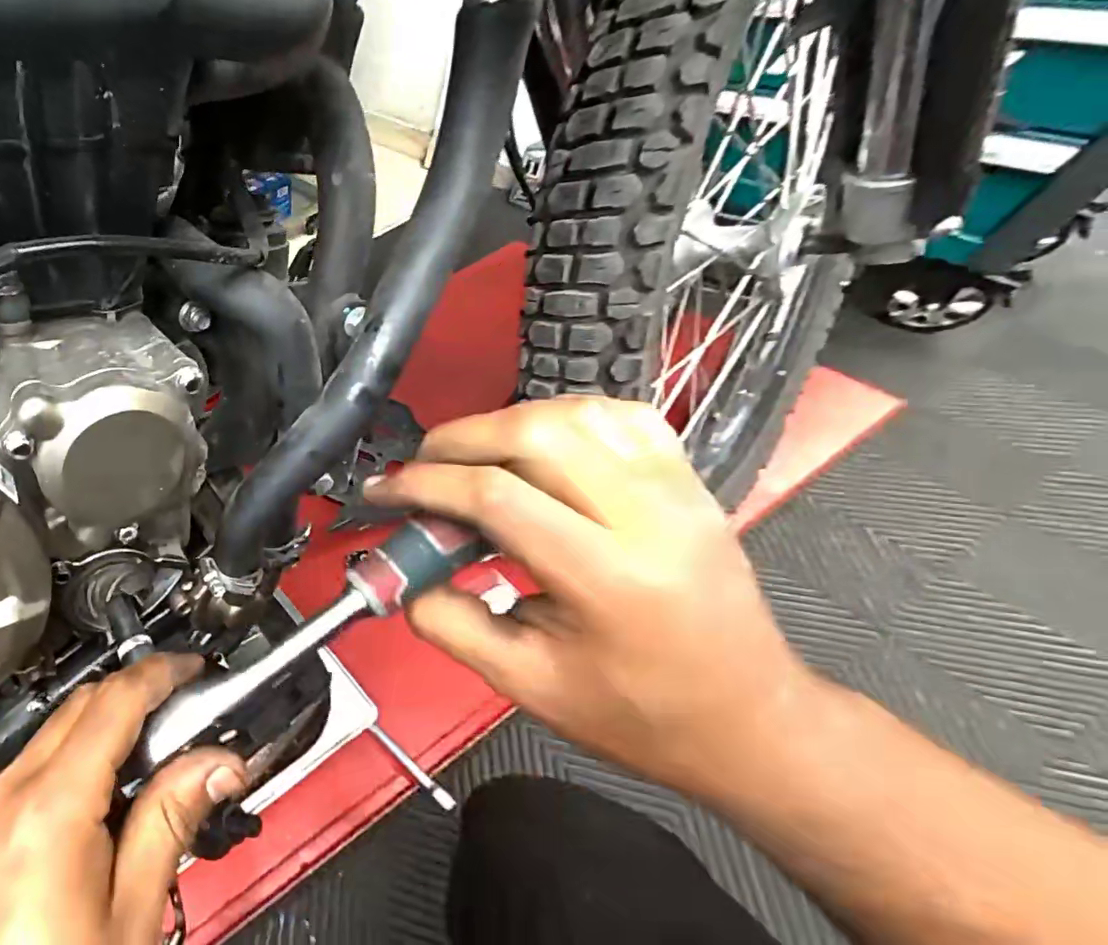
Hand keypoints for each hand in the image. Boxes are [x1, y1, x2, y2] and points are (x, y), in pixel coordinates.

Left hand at [0, 654, 247, 944]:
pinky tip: (71, 824)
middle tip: (176, 723)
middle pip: (76, 712)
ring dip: (88, 745)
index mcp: (47, 811)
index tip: (187, 668)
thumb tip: (213, 765)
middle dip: (130, 702)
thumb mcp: (130, 920)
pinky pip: (6, 782)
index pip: (113, 703)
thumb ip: (168, 824)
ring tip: (128, 789)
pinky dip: (46, 780)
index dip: (158, 674)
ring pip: (40, 746)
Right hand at [363, 397, 815, 790]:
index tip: (385, 492)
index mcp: (608, 580)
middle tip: (422, 469)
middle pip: (535, 434)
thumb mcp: (526, 685)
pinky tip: (535, 443)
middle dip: (458, 441)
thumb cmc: (639, 714)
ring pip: (574, 413)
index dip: (426, 485)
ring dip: (504, 423)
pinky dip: (560, 415)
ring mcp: (677, 491)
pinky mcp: (688, 481)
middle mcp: (650, 519)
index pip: (497, 496)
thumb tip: (404, 572)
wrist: (752, 724)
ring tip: (471, 458)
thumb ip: (450, 624)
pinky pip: (618, 416)